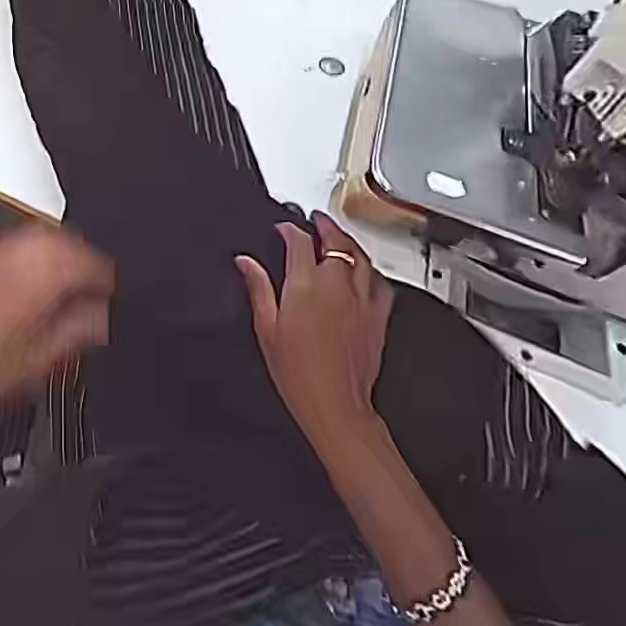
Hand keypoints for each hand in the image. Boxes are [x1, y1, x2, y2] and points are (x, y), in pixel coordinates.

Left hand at [0, 226, 113, 437]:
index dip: (113, 287)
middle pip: (79, 247)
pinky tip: (48, 281)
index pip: (99, 265)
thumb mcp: (44, 358)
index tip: (117, 302)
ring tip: (77, 290)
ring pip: (57, 240)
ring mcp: (7, 251)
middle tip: (100, 298)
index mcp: (45, 274)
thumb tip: (108, 315)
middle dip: (93, 271)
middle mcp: (26, 253)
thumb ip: (84, 328)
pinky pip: (33, 243)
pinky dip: (47, 257)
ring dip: (71, 260)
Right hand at [238, 213, 393, 449]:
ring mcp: (360, 297)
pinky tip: (365, 271)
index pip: (299, 240)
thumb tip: (246, 263)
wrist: (336, 404)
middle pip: (334, 239)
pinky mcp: (378, 313)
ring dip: (347, 240)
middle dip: (323, 225)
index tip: (283, 229)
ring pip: (359, 254)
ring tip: (338, 236)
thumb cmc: (299, 373)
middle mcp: (337, 284)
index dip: (290, 229)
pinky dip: (370, 270)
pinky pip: (379, 281)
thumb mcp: (267, 328)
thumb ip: (258, 288)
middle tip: (314, 221)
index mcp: (306, 283)